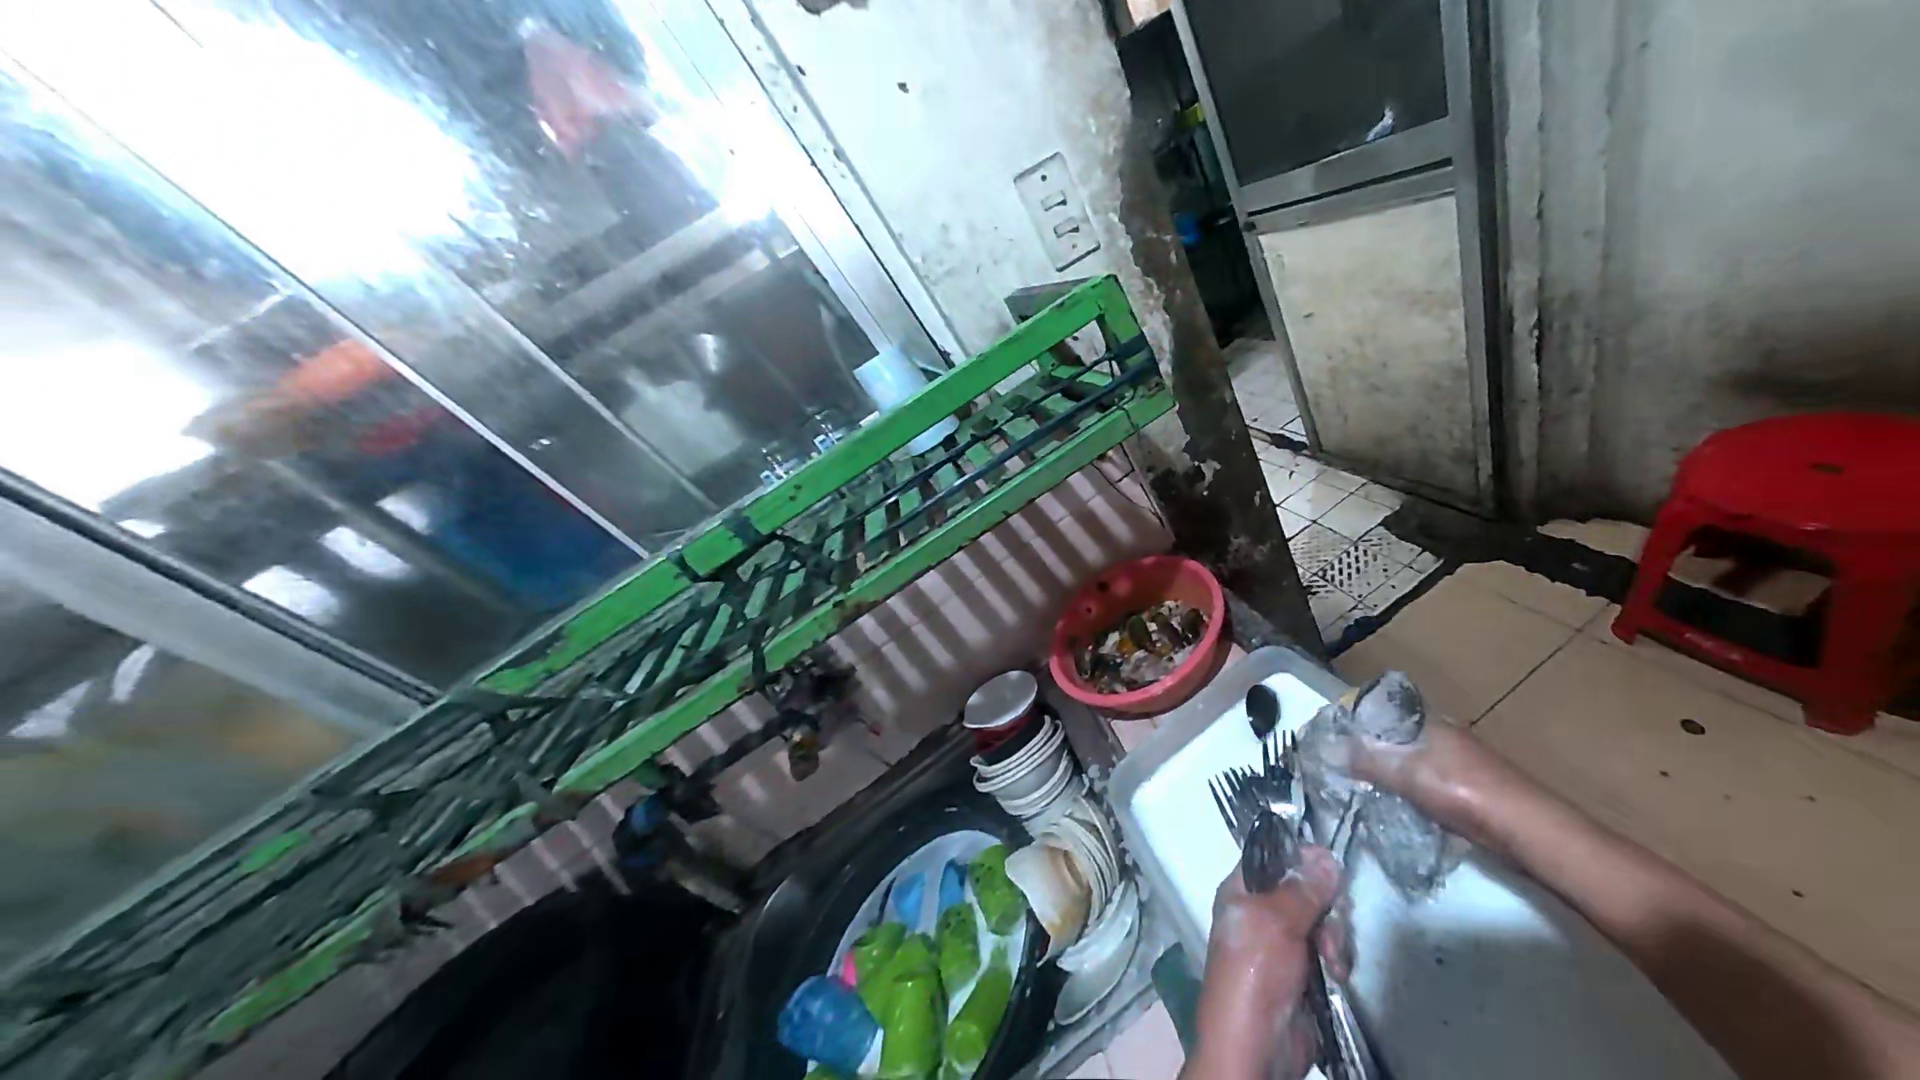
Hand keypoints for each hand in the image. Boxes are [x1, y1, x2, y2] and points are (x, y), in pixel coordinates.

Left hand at [1184, 847, 1342, 1079]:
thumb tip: (1323, 855)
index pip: (1271, 856)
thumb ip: (1300, 889)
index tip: (1328, 861)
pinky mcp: (1305, 971)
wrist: (1257, 1043)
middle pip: (1305, 890)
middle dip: (1325, 909)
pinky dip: (1337, 961)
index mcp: (1241, 891)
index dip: (1298, 855)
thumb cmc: (1253, 972)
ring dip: (1334, 940)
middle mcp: (1261, 911)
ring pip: (1322, 921)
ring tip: (1330, 963)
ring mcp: (1283, 942)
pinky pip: (1330, 951)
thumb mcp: (1274, 921)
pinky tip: (1336, 976)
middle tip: (1328, 930)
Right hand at [1333, 719, 1542, 853]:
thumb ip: (1365, 761)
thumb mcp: (1406, 774)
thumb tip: (1323, 748)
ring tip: (1360, 784)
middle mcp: (1444, 735)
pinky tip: (1395, 800)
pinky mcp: (1469, 788)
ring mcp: (1459, 762)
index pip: (1382, 710)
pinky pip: (1424, 779)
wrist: (1528, 832)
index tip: (1329, 737)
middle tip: (1339, 765)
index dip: (1355, 721)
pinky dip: (1407, 786)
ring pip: (1410, 759)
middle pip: (1395, 736)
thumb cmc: (1464, 792)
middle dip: (1368, 748)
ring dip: (1388, 770)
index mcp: (1430, 723)